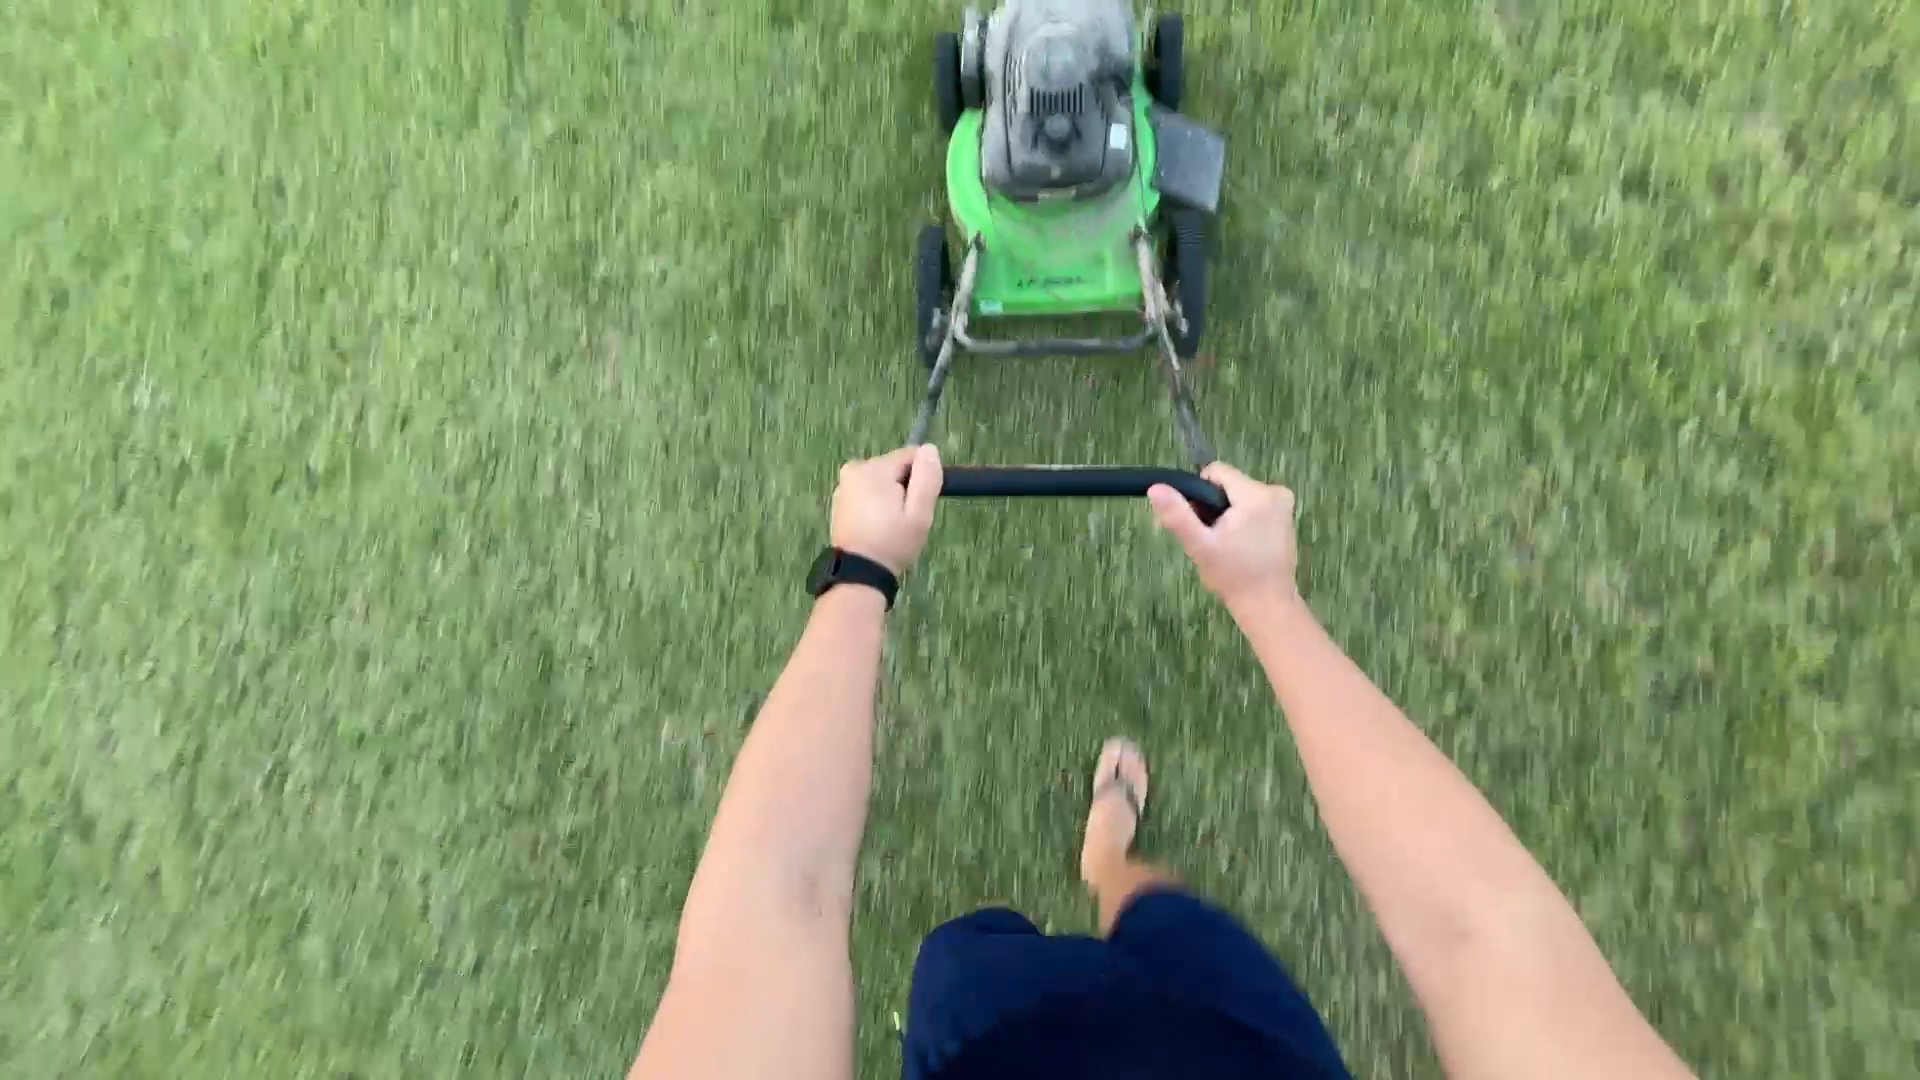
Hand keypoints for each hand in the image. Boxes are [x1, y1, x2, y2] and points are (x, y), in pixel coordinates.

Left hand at [831, 445, 942, 575]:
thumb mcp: (919, 513)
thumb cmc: (893, 542)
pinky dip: (875, 504)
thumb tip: (930, 449)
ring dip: (890, 497)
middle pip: (894, 468)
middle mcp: (854, 469)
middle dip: (905, 488)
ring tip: (891, 525)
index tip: (920, 504)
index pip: (910, 456)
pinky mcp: (840, 500)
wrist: (860, 572)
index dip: (922, 478)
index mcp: (874, 468)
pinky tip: (877, 526)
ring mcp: (844, 485)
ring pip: (881, 481)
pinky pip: (867, 493)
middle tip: (906, 518)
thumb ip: (927, 478)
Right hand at [1147, 462, 1299, 611]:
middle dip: (1213, 506)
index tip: (1200, 522)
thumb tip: (1155, 487)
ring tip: (1224, 544)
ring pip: (1238, 495)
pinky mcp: (1286, 517)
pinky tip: (1239, 544)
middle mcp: (1275, 492)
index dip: (1200, 495)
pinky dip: (1241, 519)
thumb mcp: (1199, 546)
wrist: (1266, 603)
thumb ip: (1177, 515)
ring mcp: (1284, 505)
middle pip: (1227, 484)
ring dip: (1226, 514)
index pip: (1216, 472)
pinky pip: (1253, 505)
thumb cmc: (1232, 575)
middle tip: (1209, 538)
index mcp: (1255, 494)